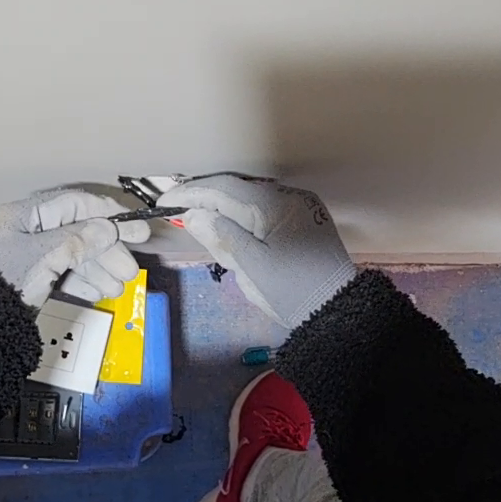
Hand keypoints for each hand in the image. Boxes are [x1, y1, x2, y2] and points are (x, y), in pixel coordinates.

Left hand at [0, 186, 151, 305]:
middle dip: (107, 251)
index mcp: (28, 216)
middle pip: (80, 233)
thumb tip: (107, 230)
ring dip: (100, 269)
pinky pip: (65, 275)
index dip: (109, 216)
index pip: (77, 206)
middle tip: (129, 269)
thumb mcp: (40, 256)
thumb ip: (75, 241)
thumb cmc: (0, 279)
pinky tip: (100, 292)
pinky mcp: (33, 279)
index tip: (137, 229)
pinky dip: (84, 282)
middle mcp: (32, 232)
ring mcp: (33, 257)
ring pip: (75, 256)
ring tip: (118, 286)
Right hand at [160, 173, 355, 329]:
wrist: (335, 312)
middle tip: (177, 211)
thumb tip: (194, 215)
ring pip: (249, 200)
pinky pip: (263, 211)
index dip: (191, 193)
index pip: (224, 189)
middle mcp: (289, 197)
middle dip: (205, 199)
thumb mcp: (251, 267)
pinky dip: (242, 217)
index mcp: (276, 205)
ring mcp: (299, 207)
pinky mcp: (303, 220)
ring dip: (223, 208)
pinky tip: (229, 230)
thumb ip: (222, 237)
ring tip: (200, 223)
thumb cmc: (293, 292)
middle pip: (237, 190)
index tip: (165, 201)